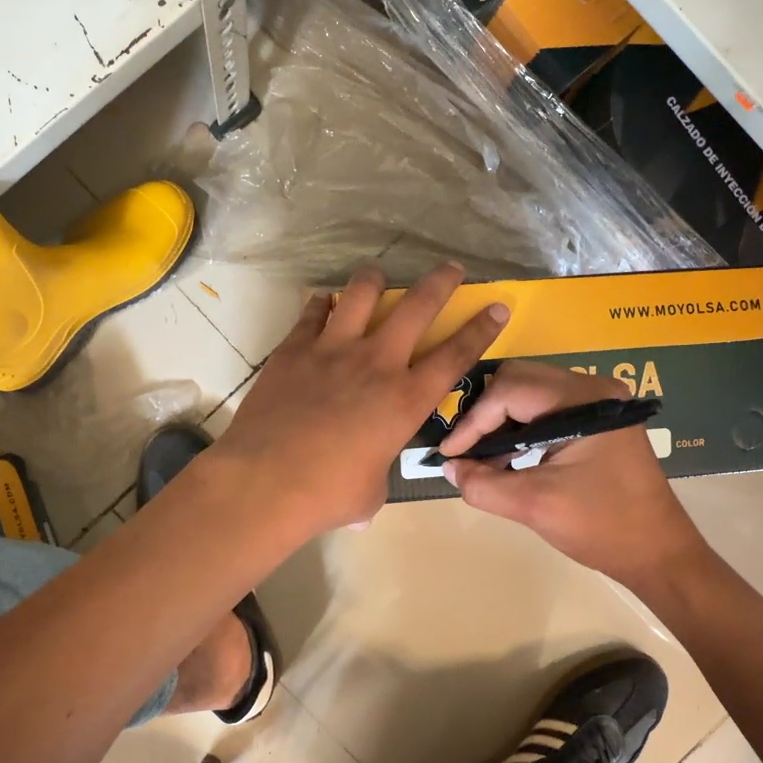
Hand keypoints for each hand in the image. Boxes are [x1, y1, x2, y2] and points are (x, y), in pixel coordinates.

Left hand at [211, 263, 508, 534]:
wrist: (266, 480)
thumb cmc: (327, 495)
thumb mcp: (371, 490)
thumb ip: (376, 469)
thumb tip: (364, 477)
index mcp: (406, 399)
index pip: (456, 355)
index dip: (481, 329)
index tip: (496, 307)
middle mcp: (376, 363)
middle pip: (418, 307)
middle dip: (441, 282)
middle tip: (451, 268)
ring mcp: (332, 349)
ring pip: (362, 293)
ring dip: (375, 279)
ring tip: (378, 276)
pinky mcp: (293, 349)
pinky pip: (312, 312)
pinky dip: (321, 304)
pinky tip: (322, 303)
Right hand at [439, 361, 710, 588]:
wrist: (659, 553)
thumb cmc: (602, 526)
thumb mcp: (534, 506)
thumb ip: (483, 484)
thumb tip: (448, 467)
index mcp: (584, 400)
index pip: (509, 391)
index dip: (473, 421)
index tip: (449, 454)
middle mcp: (593, 389)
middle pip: (518, 381)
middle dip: (484, 415)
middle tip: (464, 451)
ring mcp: (598, 402)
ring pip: (529, 393)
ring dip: (501, 423)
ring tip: (482, 460)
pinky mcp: (598, 420)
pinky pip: (545, 409)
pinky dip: (521, 429)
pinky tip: (508, 460)